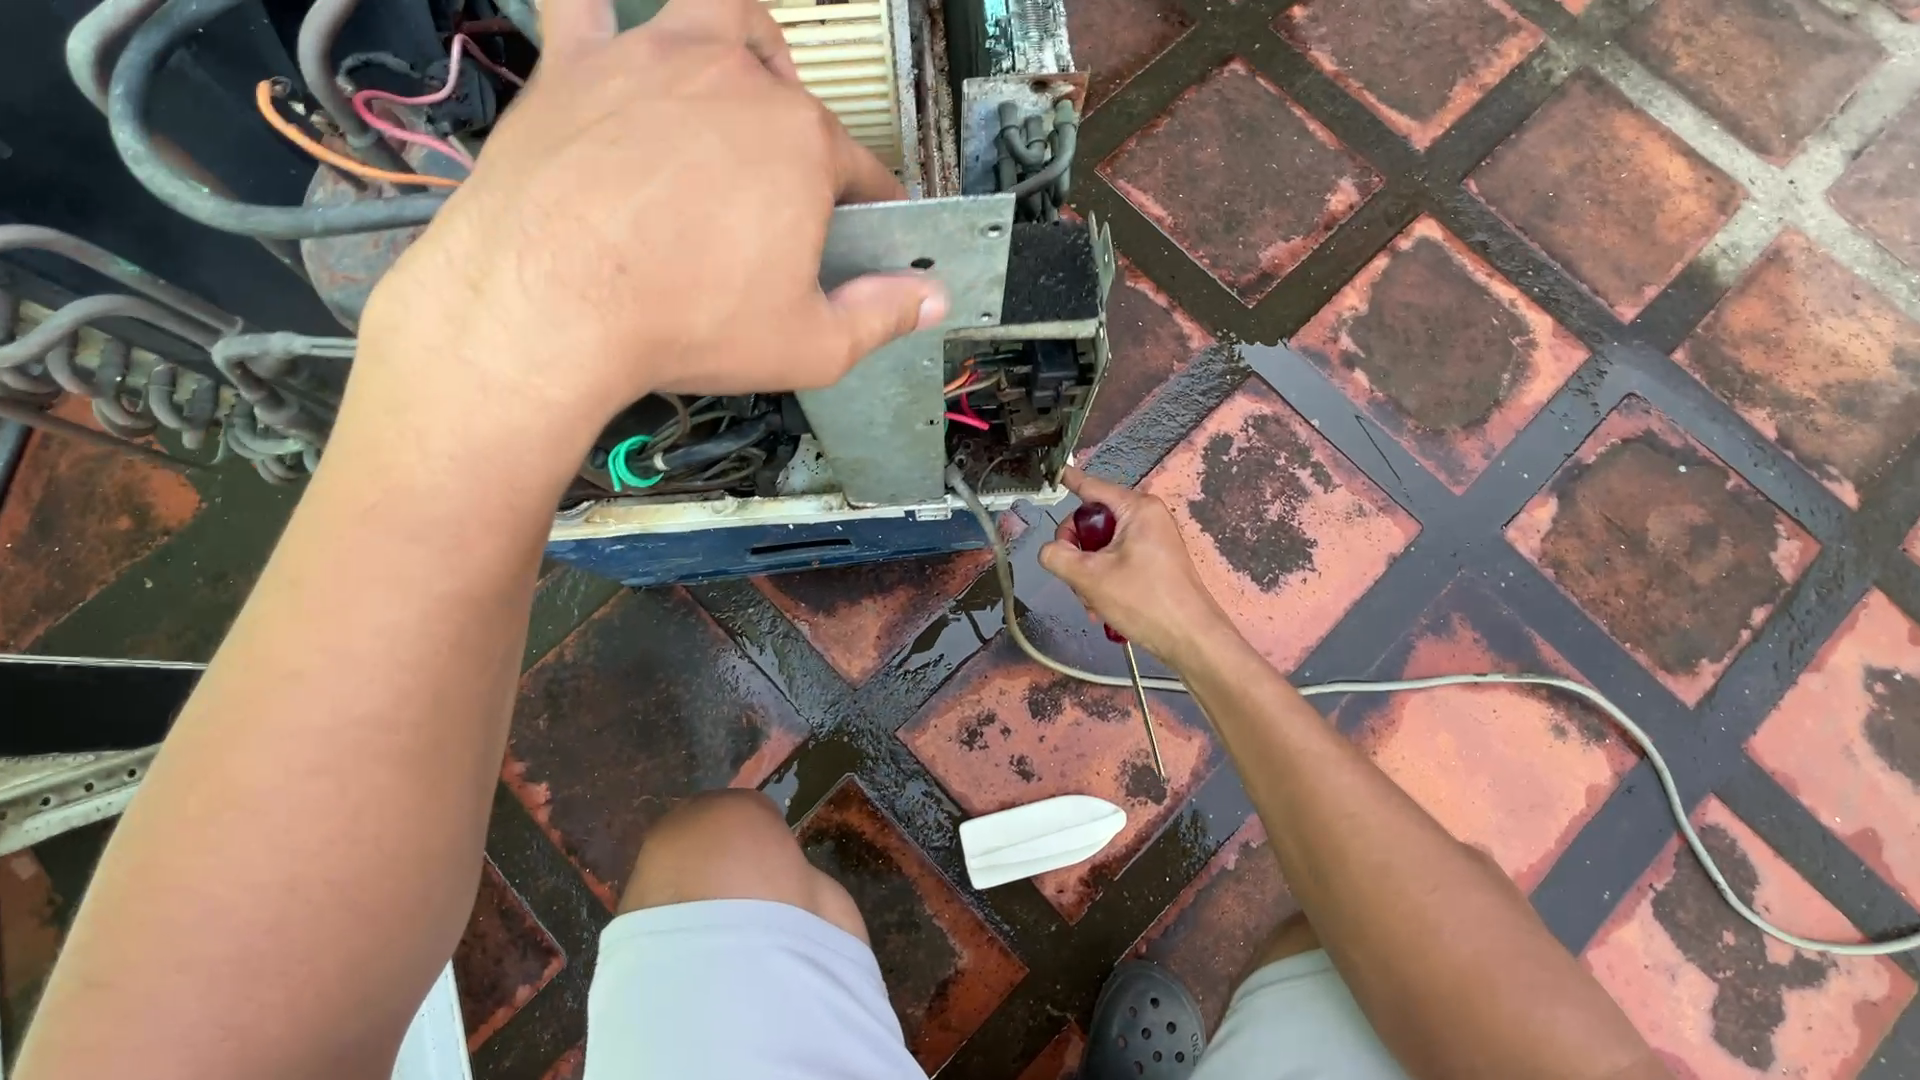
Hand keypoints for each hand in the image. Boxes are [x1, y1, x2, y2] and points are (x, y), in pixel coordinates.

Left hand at [345, 0, 946, 477]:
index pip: (862, 170)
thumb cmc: (688, 322)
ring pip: (714, 13)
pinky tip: (614, 32)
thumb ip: (884, 315)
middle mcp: (736, 80)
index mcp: (802, 144)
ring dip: (741, 41)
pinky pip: (586, 3)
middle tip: (788, 196)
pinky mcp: (575, 65)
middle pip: (794, 93)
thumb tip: (934, 296)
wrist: (547, 305)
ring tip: (742, 83)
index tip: (868, 233)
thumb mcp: (812, 346)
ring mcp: (651, 59)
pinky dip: (605, 15)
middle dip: (805, 138)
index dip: (872, 206)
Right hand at [1038, 468, 1239, 667]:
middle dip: (1077, 550)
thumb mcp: (1090, 578)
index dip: (1068, 482)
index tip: (1053, 474)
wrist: (1190, 639)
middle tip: (1074, 576)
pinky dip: (1105, 579)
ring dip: (1089, 572)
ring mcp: (1153, 539)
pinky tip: (1103, 606)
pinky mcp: (1155, 561)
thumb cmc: (1145, 601)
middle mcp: (1148, 517)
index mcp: (1137, 508)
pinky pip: (1118, 559)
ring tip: (1092, 600)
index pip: (1091, 487)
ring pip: (1102, 545)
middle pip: (1093, 520)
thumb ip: (1058, 556)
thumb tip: (1050, 550)